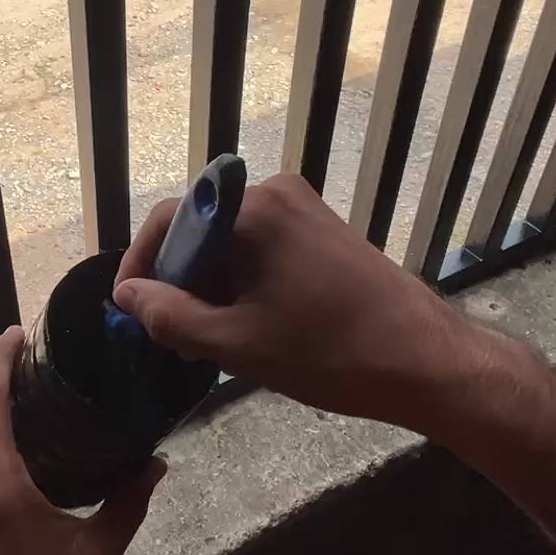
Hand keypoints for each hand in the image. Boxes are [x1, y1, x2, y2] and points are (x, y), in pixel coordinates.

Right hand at [111, 172, 527, 433]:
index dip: (141, 263)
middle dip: (180, 279)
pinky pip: (260, 242)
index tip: (130, 309)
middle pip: (200, 228)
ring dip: (211, 282)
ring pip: (229, 238)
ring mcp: (302, 206)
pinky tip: (249, 320)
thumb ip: (170, 315)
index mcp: (251, 210)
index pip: (169, 219)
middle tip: (174, 334)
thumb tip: (126, 295)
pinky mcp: (321, 225)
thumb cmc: (330, 353)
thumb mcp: (237, 343)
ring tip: (212, 336)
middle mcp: (273, 191)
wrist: (429, 362)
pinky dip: (242, 276)